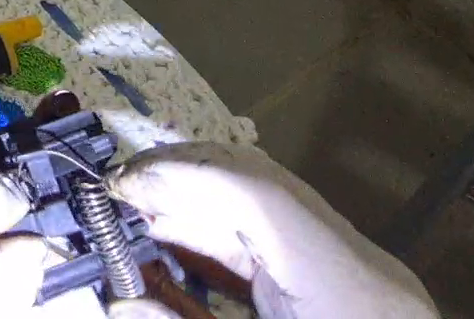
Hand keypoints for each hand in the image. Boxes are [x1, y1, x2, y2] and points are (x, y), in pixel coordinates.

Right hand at [108, 142, 439, 318]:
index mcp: (345, 287)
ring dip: (191, 195)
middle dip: (179, 173)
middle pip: (258, 180)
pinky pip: (266, 233)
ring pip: (259, 198)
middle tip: (117, 186)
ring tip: (133, 205)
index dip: (182, 174)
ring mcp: (350, 268)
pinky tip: (169, 235)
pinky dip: (213, 227)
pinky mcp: (337, 282)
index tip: (123, 183)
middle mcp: (355, 262)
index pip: (259, 192)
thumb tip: (119, 301)